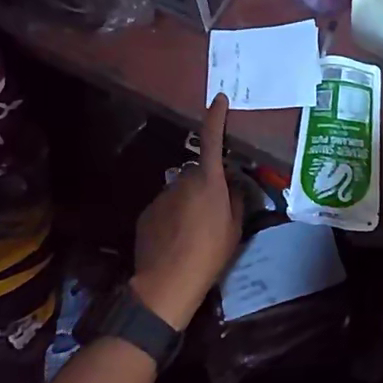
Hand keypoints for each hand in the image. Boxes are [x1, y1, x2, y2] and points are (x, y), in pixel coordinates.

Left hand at [131, 94, 242, 328]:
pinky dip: (173, 216)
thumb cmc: (210, 252)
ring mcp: (161, 197)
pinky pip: (166, 207)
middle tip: (215, 210)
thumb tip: (232, 187)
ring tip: (195, 231)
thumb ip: (236, 200)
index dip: (215, 118)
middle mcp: (183, 181)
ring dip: (189, 202)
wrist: (166, 283)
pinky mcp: (146, 214)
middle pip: (198, 173)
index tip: (218, 99)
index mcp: (209, 181)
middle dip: (206, 183)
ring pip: (181, 191)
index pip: (211, 140)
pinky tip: (177, 239)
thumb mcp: (236, 227)